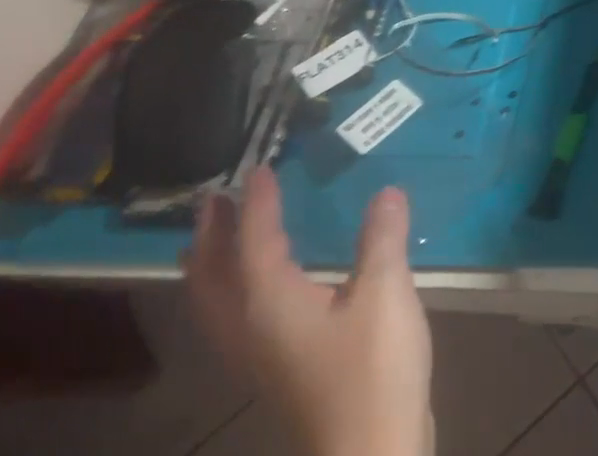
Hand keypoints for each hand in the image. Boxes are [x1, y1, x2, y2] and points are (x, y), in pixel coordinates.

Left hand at [184, 168, 433, 455]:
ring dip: (212, 263)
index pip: (254, 242)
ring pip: (215, 301)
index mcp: (269, 303)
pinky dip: (230, 288)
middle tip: (213, 199)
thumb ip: (382, 241)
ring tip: (217, 237)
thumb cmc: (374, 366)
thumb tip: (386, 193)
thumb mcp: (386, 295)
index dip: (256, 204)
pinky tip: (258, 289)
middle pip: (212, 276)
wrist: (368, 444)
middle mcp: (249, 326)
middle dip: (211, 235)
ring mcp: (256, 353)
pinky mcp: (275, 367)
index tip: (257, 169)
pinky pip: (233, 315)